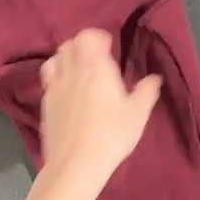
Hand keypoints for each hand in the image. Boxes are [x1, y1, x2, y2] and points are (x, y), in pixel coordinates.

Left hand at [38, 29, 161, 182]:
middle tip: (96, 60)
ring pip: (54, 60)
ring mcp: (54, 88)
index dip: (98, 37)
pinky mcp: (45, 105)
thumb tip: (154, 78)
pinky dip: (58, 79)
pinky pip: (48, 81)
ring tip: (78, 73)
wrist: (76, 163)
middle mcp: (71, 72)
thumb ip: (146, 91)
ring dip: (66, 60)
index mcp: (95, 67)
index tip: (109, 47)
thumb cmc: (111, 135)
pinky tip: (68, 94)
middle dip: (82, 47)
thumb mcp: (137, 114)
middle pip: (69, 44)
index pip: (88, 36)